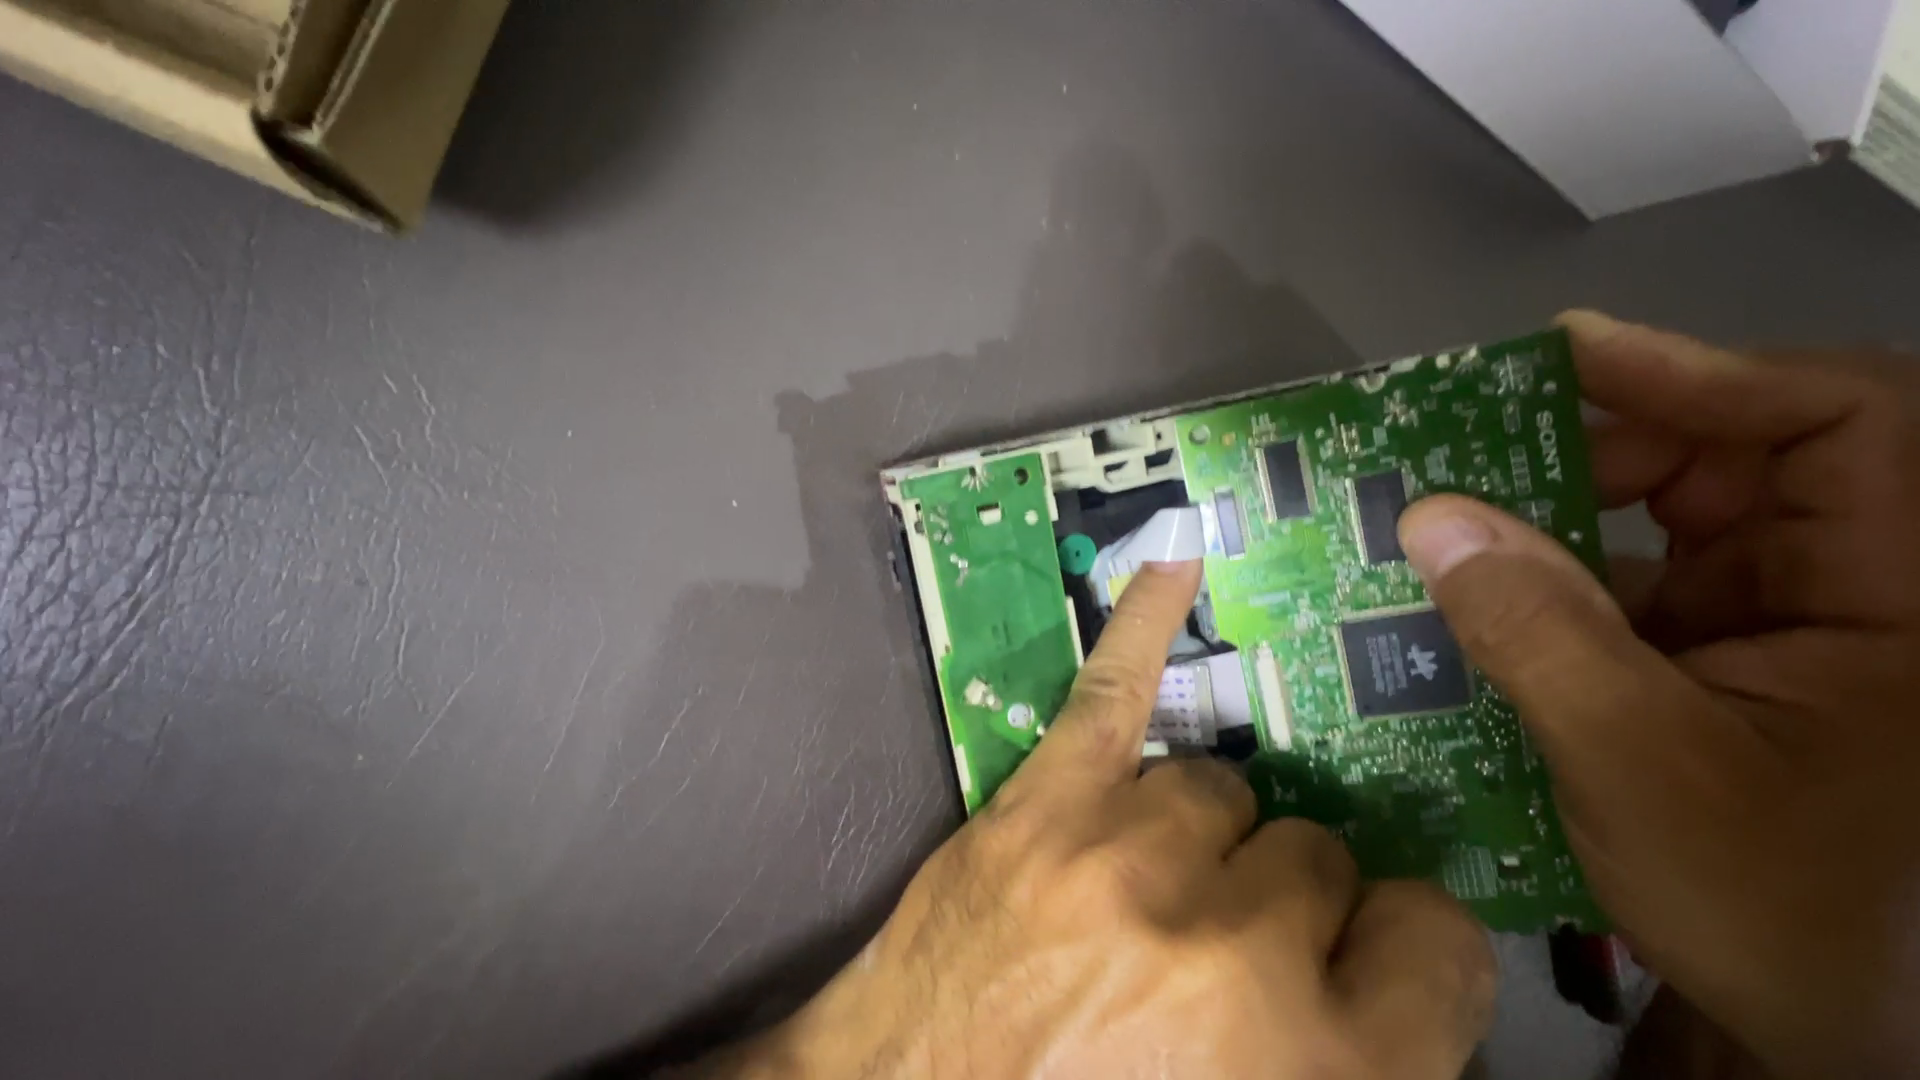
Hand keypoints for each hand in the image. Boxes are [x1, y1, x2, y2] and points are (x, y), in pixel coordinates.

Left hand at [721, 561, 1494, 1079]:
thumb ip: (1353, 1053)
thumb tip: (1387, 959)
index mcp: (1324, 1065)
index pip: (1436, 946)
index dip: (1402, 948)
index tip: (1369, 952)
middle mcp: (1235, 952)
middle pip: (1312, 854)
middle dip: (1274, 894)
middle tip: (1213, 942)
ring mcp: (1127, 866)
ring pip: (1218, 790)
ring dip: (1196, 834)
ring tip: (1146, 884)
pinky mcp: (1040, 813)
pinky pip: (1113, 695)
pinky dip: (1143, 626)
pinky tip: (1176, 567)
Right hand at [1396, 312, 1919, 1078]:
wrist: (1849, 1038)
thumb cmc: (1794, 909)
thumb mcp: (1646, 766)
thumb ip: (1539, 634)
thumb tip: (1430, 520)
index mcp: (1901, 593)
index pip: (1837, 421)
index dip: (1700, 371)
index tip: (1561, 357)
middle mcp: (1852, 588)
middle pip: (1729, 462)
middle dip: (1596, 454)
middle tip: (1472, 465)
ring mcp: (1786, 628)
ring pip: (1664, 530)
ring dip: (1554, 524)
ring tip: (1446, 528)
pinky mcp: (1726, 666)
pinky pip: (1631, 595)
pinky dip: (1550, 591)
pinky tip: (1471, 606)